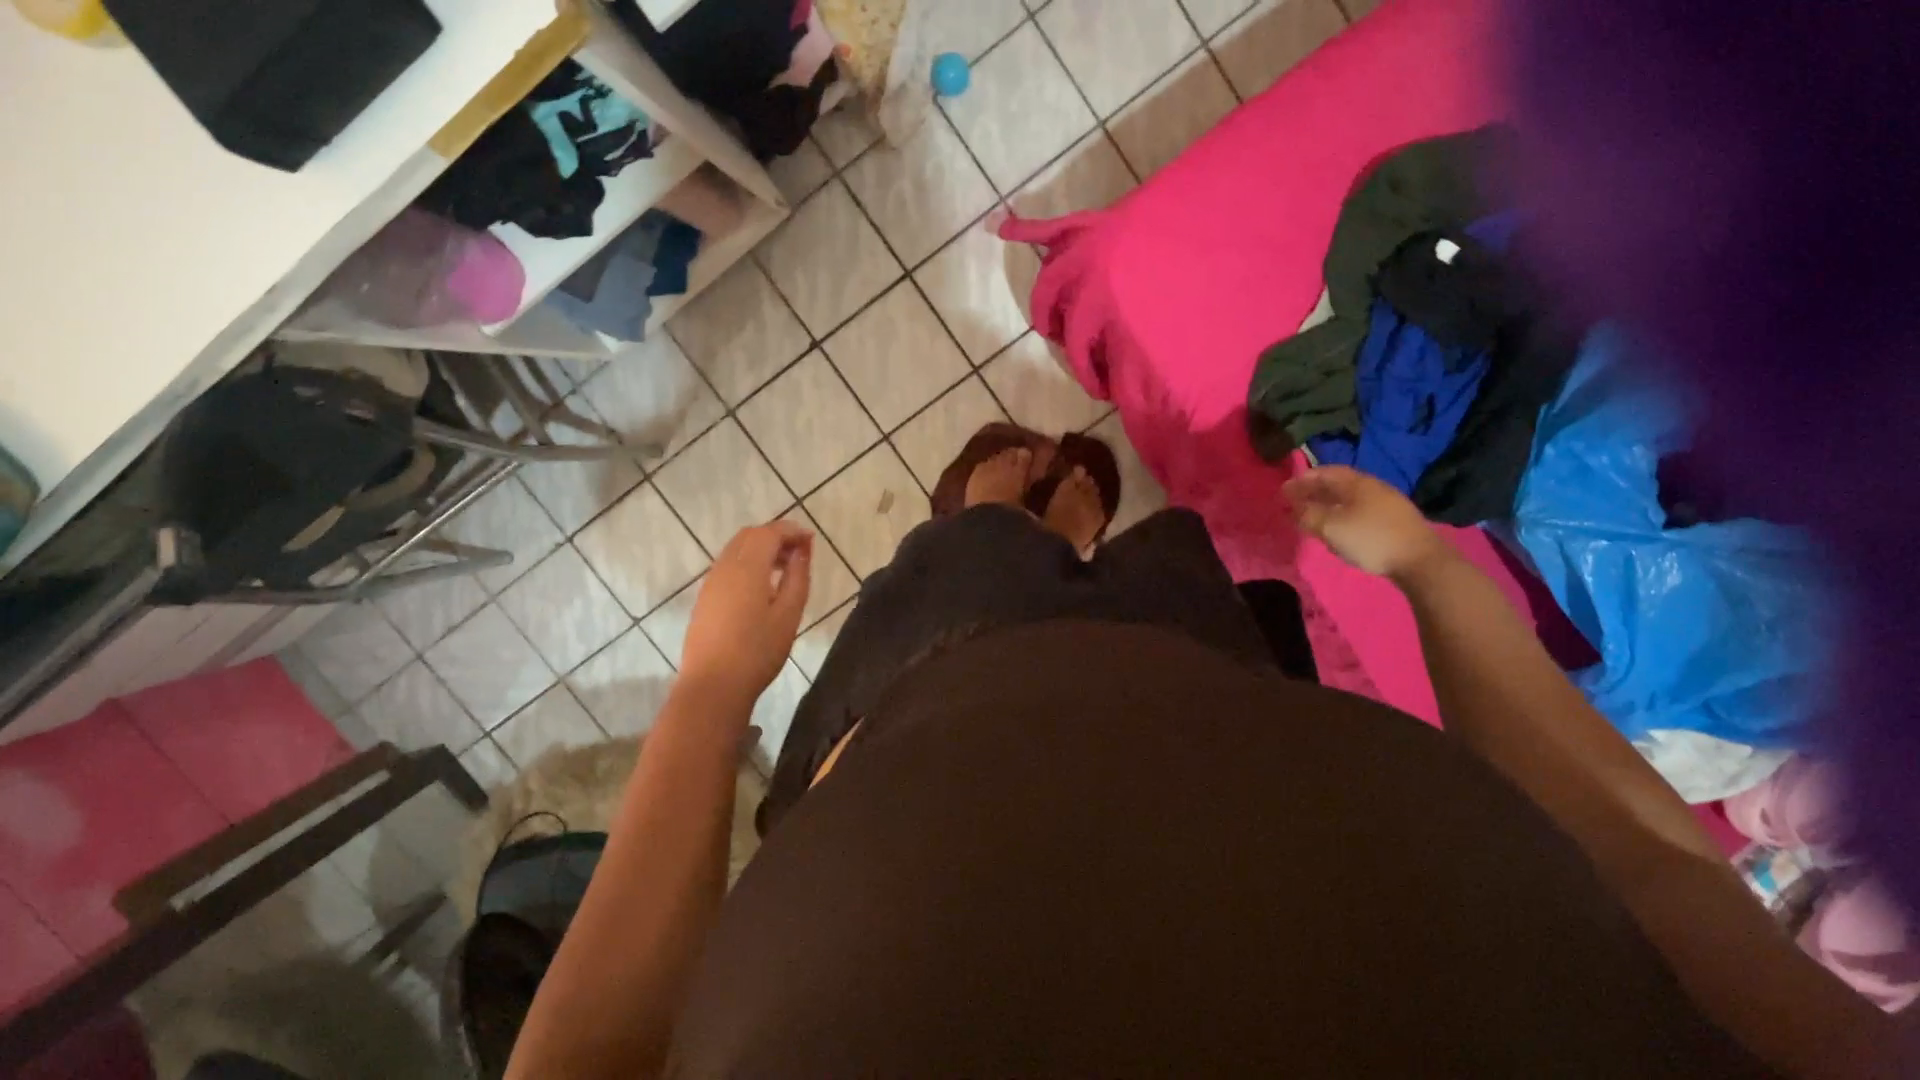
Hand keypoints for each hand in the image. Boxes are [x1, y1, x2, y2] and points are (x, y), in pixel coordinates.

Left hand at [679, 521, 812, 704]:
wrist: (713, 685)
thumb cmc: (758, 651)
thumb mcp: (789, 614)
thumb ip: (797, 576)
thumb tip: (802, 551)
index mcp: (747, 567)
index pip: (769, 532)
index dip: (791, 530)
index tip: (811, 540)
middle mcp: (724, 567)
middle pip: (749, 536)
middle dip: (775, 536)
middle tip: (799, 553)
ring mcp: (710, 583)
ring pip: (735, 550)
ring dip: (759, 550)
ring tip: (783, 570)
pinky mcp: (704, 599)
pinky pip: (727, 567)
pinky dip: (747, 564)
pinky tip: (761, 588)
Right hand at [1283, 465, 1453, 580]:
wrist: (1419, 560)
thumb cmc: (1371, 538)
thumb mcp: (1331, 527)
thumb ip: (1308, 515)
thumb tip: (1291, 506)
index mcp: (1356, 482)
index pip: (1324, 472)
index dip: (1302, 479)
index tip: (1284, 490)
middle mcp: (1372, 487)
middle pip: (1337, 484)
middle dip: (1313, 492)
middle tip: (1294, 503)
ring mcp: (1386, 504)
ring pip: (1349, 499)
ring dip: (1328, 504)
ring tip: (1312, 516)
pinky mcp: (1393, 521)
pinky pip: (1360, 511)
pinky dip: (1342, 515)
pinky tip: (1338, 528)